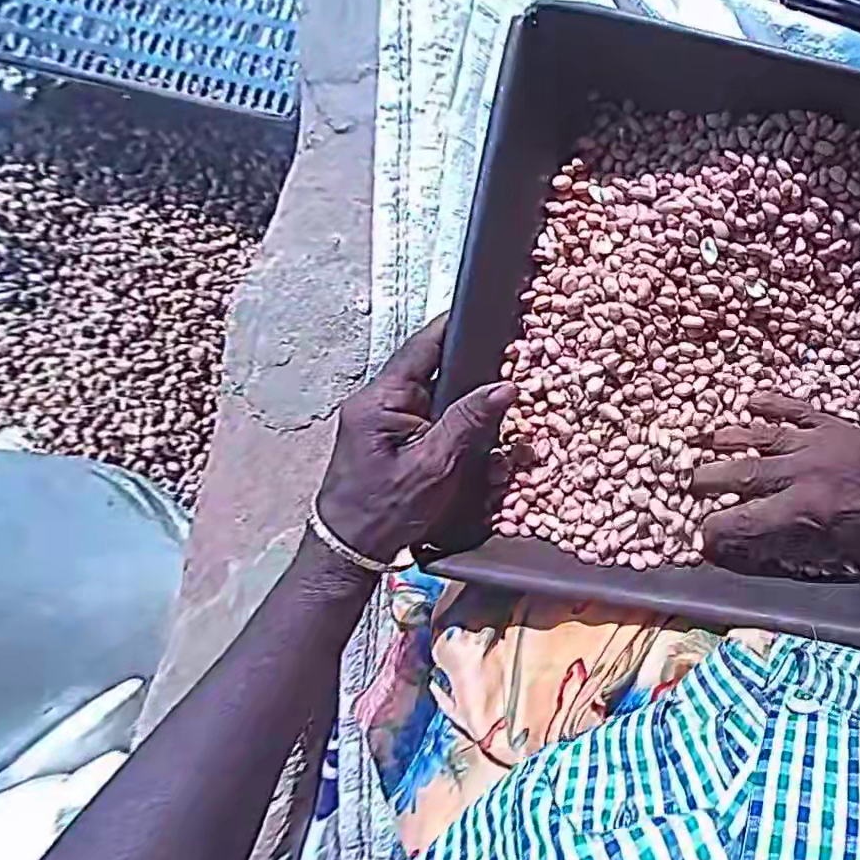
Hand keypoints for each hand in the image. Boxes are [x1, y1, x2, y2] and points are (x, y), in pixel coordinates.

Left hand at [315, 313, 516, 568]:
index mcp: (379, 401)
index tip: (483, 308)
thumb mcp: (434, 465)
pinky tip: (479, 413)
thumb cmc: (387, 510)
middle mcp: (377, 401)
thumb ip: (469, 421)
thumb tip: (507, 386)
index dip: (452, 326)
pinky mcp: (391, 433)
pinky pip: (429, 408)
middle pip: (430, 365)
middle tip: (509, 348)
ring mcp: (382, 417)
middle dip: (469, 359)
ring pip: (432, 388)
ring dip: (464, 386)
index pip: (420, 348)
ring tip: (502, 377)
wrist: (350, 550)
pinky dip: (455, 407)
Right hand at [690, 394, 859, 572]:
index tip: (700, 533)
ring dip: (732, 437)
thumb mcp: (825, 550)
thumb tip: (745, 542)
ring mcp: (814, 444)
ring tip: (707, 437)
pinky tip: (753, 400)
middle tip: (689, 480)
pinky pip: (797, 410)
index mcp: (801, 509)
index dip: (718, 528)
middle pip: (745, 473)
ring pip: (763, 437)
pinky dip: (774, 403)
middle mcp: (800, 473)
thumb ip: (782, 543)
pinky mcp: (830, 426)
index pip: (746, 519)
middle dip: (712, 478)